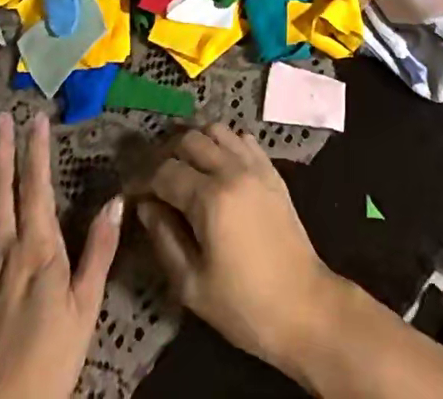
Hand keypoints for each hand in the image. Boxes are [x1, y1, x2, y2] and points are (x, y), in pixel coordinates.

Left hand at [0, 112, 123, 398]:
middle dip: (1, 150)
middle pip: (0, 188)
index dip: (35, 150)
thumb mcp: (88, 302)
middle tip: (0, 118)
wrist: (8, 397)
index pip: (36, 186)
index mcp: (38, 247)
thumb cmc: (56, 351)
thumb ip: (100, 249)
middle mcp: (5, 246)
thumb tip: (116, 202)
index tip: (36, 120)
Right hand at [132, 124, 340, 371]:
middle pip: (187, 140)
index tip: (133, 195)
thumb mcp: (192, 284)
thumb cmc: (246, 306)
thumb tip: (146, 206)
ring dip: (194, 144)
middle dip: (165, 156)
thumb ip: (163, 238)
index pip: (163, 171)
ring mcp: (256, 169)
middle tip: (157, 181)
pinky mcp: (272, 174)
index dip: (142, 181)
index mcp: (210, 199)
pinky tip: (217, 167)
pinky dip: (224, 144)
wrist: (308, 312)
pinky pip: (242, 139)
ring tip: (185, 169)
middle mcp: (232, 172)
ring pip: (215, 130)